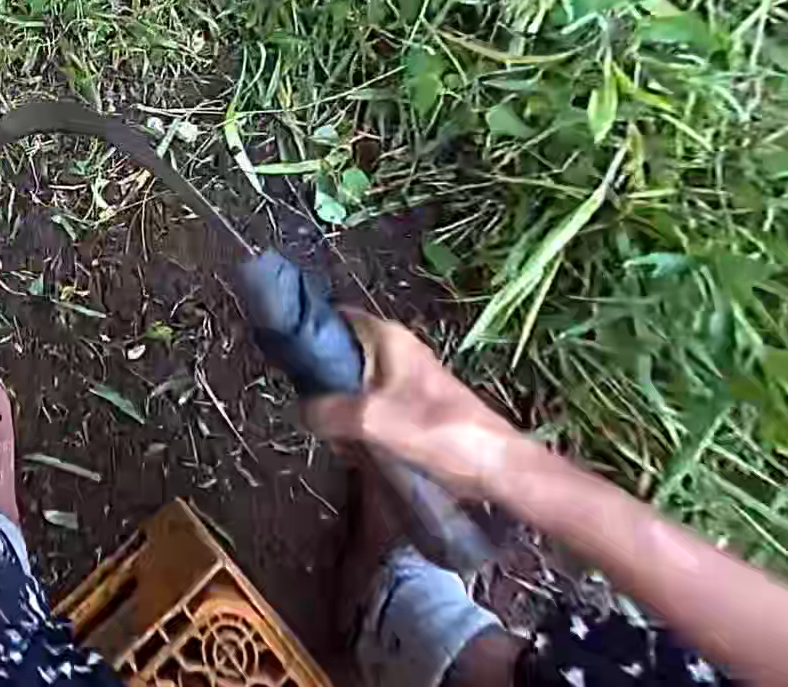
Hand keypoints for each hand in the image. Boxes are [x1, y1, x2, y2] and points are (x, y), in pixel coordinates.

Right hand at [304, 310, 529, 500]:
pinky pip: (369, 398)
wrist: (504, 472)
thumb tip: (300, 411)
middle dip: (319, 375)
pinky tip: (354, 439)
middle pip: (337, 348)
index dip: (303, 328)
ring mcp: (406, 374)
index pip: (330, 315)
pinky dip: (357, 415)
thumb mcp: (368, 419)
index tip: (283, 350)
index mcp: (385, 336)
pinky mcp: (414, 400)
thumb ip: (323, 411)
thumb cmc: (438, 432)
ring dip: (337, 400)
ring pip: (352, 377)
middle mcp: (395, 346)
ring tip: (330, 426)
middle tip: (306, 398)